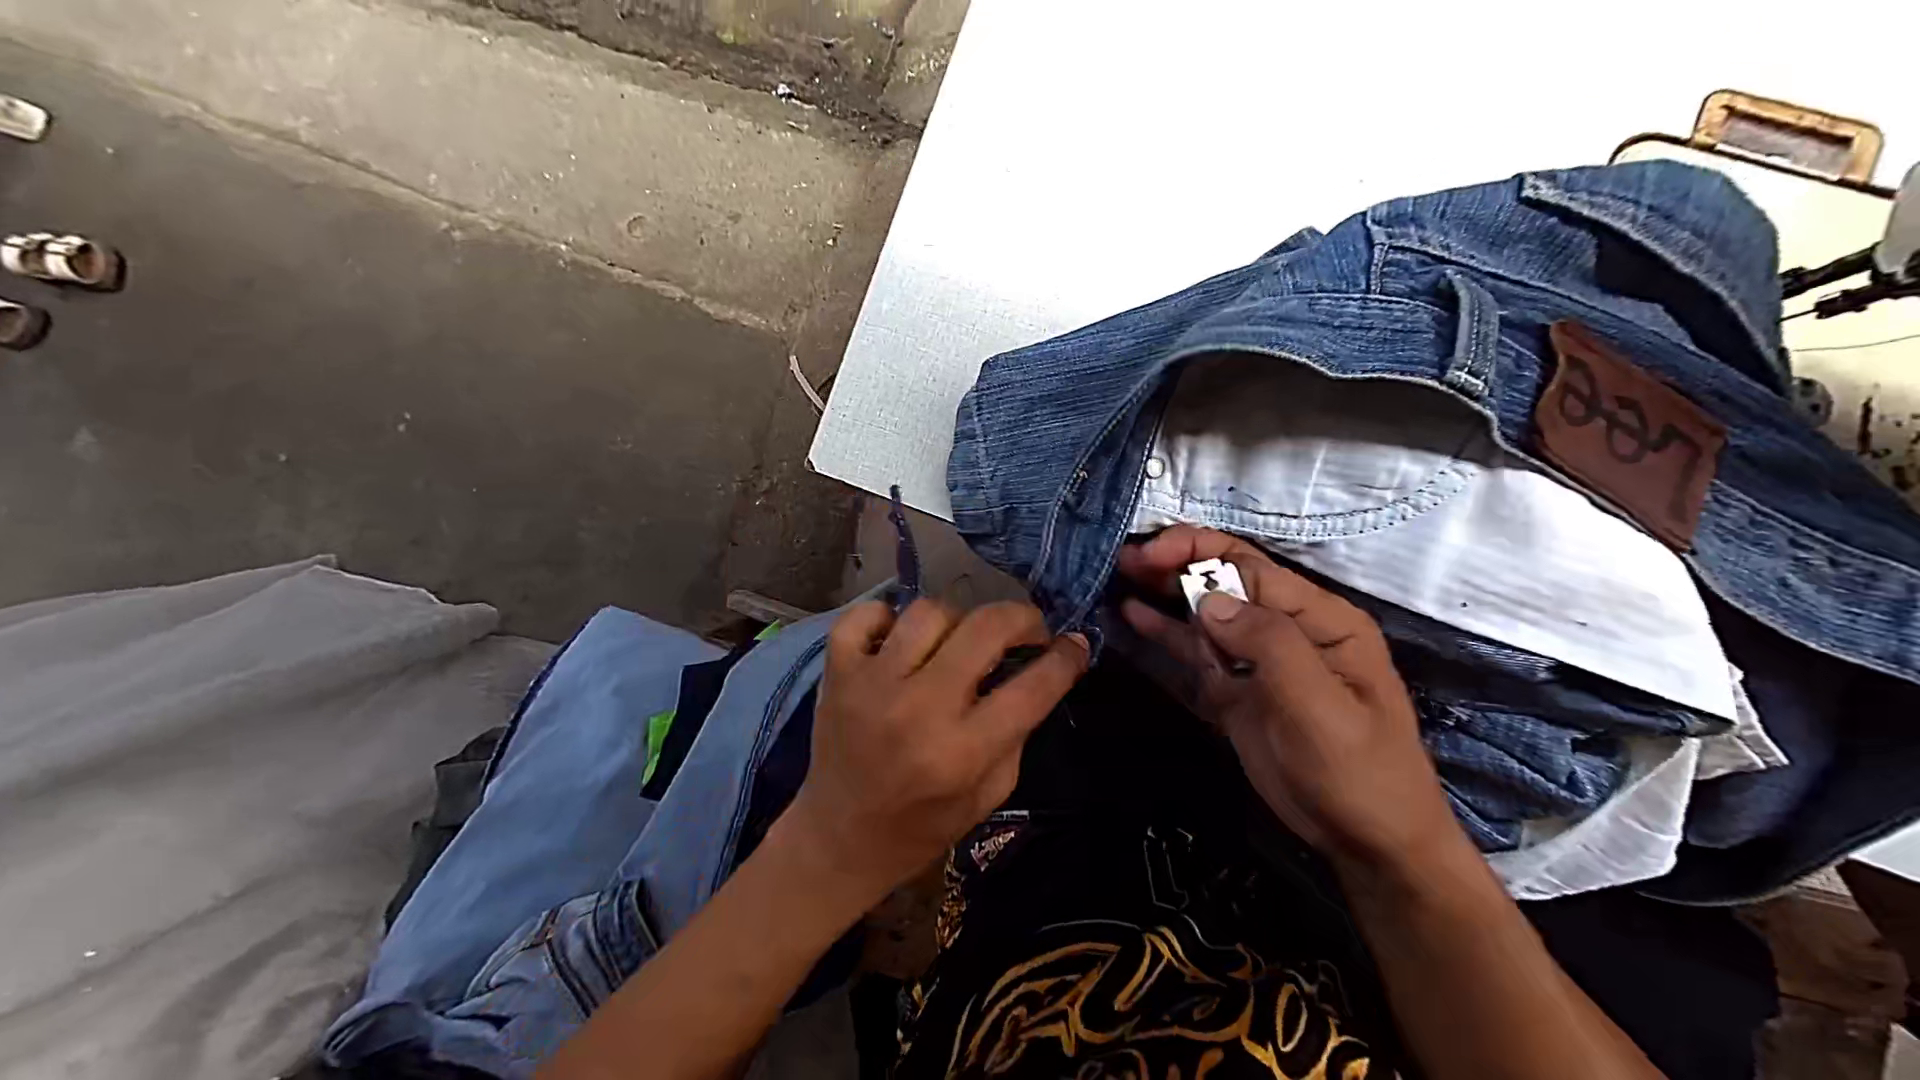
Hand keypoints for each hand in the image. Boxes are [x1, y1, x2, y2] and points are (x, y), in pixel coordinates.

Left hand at [780, 598, 1089, 905]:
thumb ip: (1017, 733)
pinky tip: (900, 640)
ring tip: (959, 643)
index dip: (1065, 658)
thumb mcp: (989, 794)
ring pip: (929, 612)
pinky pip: (865, 615)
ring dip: (957, 621)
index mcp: (962, 752)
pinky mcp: (837, 673)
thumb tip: (1038, 671)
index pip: (1032, 687)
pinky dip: (887, 617)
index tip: (1075, 644)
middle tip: (1027, 631)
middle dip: (1022, 618)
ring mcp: (871, 685)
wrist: (839, 838)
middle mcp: (918, 709)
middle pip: (985, 628)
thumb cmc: (921, 826)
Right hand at [1116, 526, 1466, 869]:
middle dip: (1176, 565)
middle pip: (1225, 581)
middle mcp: (1287, 629)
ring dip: (1165, 593)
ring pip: (1205, 613)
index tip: (1151, 555)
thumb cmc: (1359, 773)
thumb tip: (1209, 601)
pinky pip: (1197, 651)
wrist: (1367, 843)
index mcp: (1320, 620)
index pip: (1252, 568)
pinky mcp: (1236, 689)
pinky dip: (1166, 633)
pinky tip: (1134, 616)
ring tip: (1119, 576)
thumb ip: (1270, 644)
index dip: (1198, 552)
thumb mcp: (1322, 708)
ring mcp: (1258, 660)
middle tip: (1124, 560)